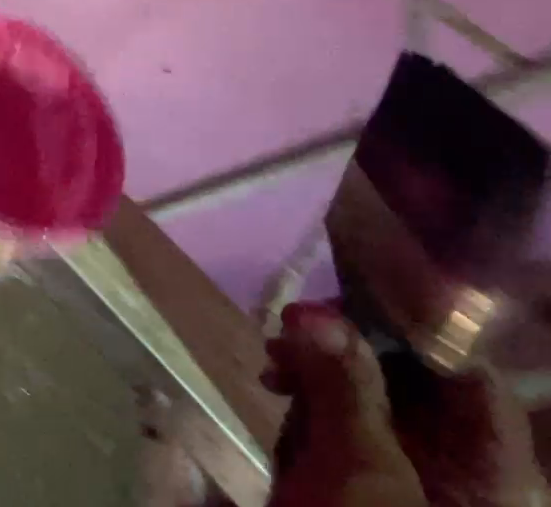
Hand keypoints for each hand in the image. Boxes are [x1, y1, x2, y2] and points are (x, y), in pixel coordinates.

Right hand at [265, 302, 547, 506]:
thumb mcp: (359, 471)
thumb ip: (343, 388)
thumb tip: (315, 312)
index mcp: (492, 474)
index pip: (466, 376)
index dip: (415, 329)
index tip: (346, 291)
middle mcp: (455, 467)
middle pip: (410, 380)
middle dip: (348, 346)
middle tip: (292, 329)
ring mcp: (399, 472)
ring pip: (365, 393)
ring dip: (317, 365)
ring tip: (275, 361)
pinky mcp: (351, 475)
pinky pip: (335, 416)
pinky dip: (304, 392)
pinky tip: (274, 382)